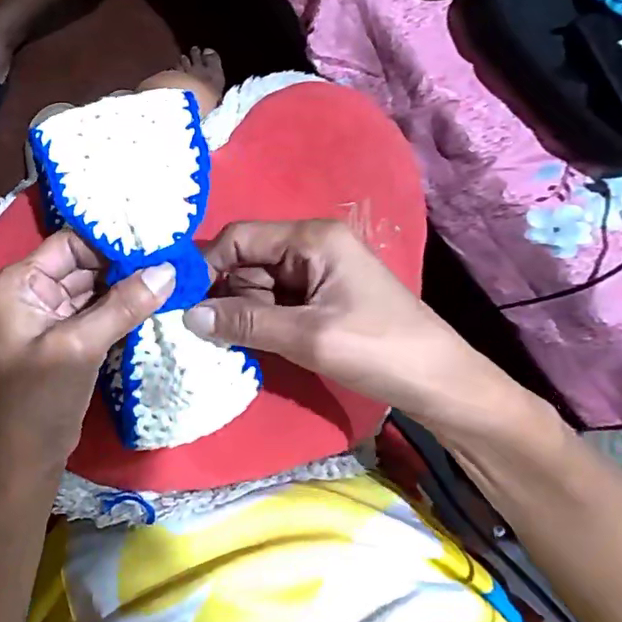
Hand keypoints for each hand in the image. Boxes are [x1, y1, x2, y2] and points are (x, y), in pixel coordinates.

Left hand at [0, 230, 174, 468]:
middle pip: (83, 264)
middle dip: (125, 263)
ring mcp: (48, 317)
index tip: (157, 239)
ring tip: (172, 275)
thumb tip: (169, 270)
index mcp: (18, 284)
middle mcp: (30, 293)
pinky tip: (154, 303)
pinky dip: (121, 309)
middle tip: (173, 257)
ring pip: (93, 288)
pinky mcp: (65, 339)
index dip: (111, 240)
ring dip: (127, 286)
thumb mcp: (79, 347)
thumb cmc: (38, 399)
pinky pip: (96, 312)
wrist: (23, 460)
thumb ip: (123, 305)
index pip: (69, 244)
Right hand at [183, 220, 532, 435]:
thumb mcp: (307, 336)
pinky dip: (254, 320)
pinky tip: (240, 341)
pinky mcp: (318, 299)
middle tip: (195, 328)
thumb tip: (187, 315)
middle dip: (221, 292)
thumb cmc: (379, 349)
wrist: (440, 384)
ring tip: (216, 339)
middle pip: (246, 259)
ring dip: (236, 310)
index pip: (241, 237)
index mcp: (312, 238)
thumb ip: (245, 322)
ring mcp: (315, 273)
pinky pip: (272, 302)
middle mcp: (310, 246)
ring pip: (255, 283)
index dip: (208, 265)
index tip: (181, 300)